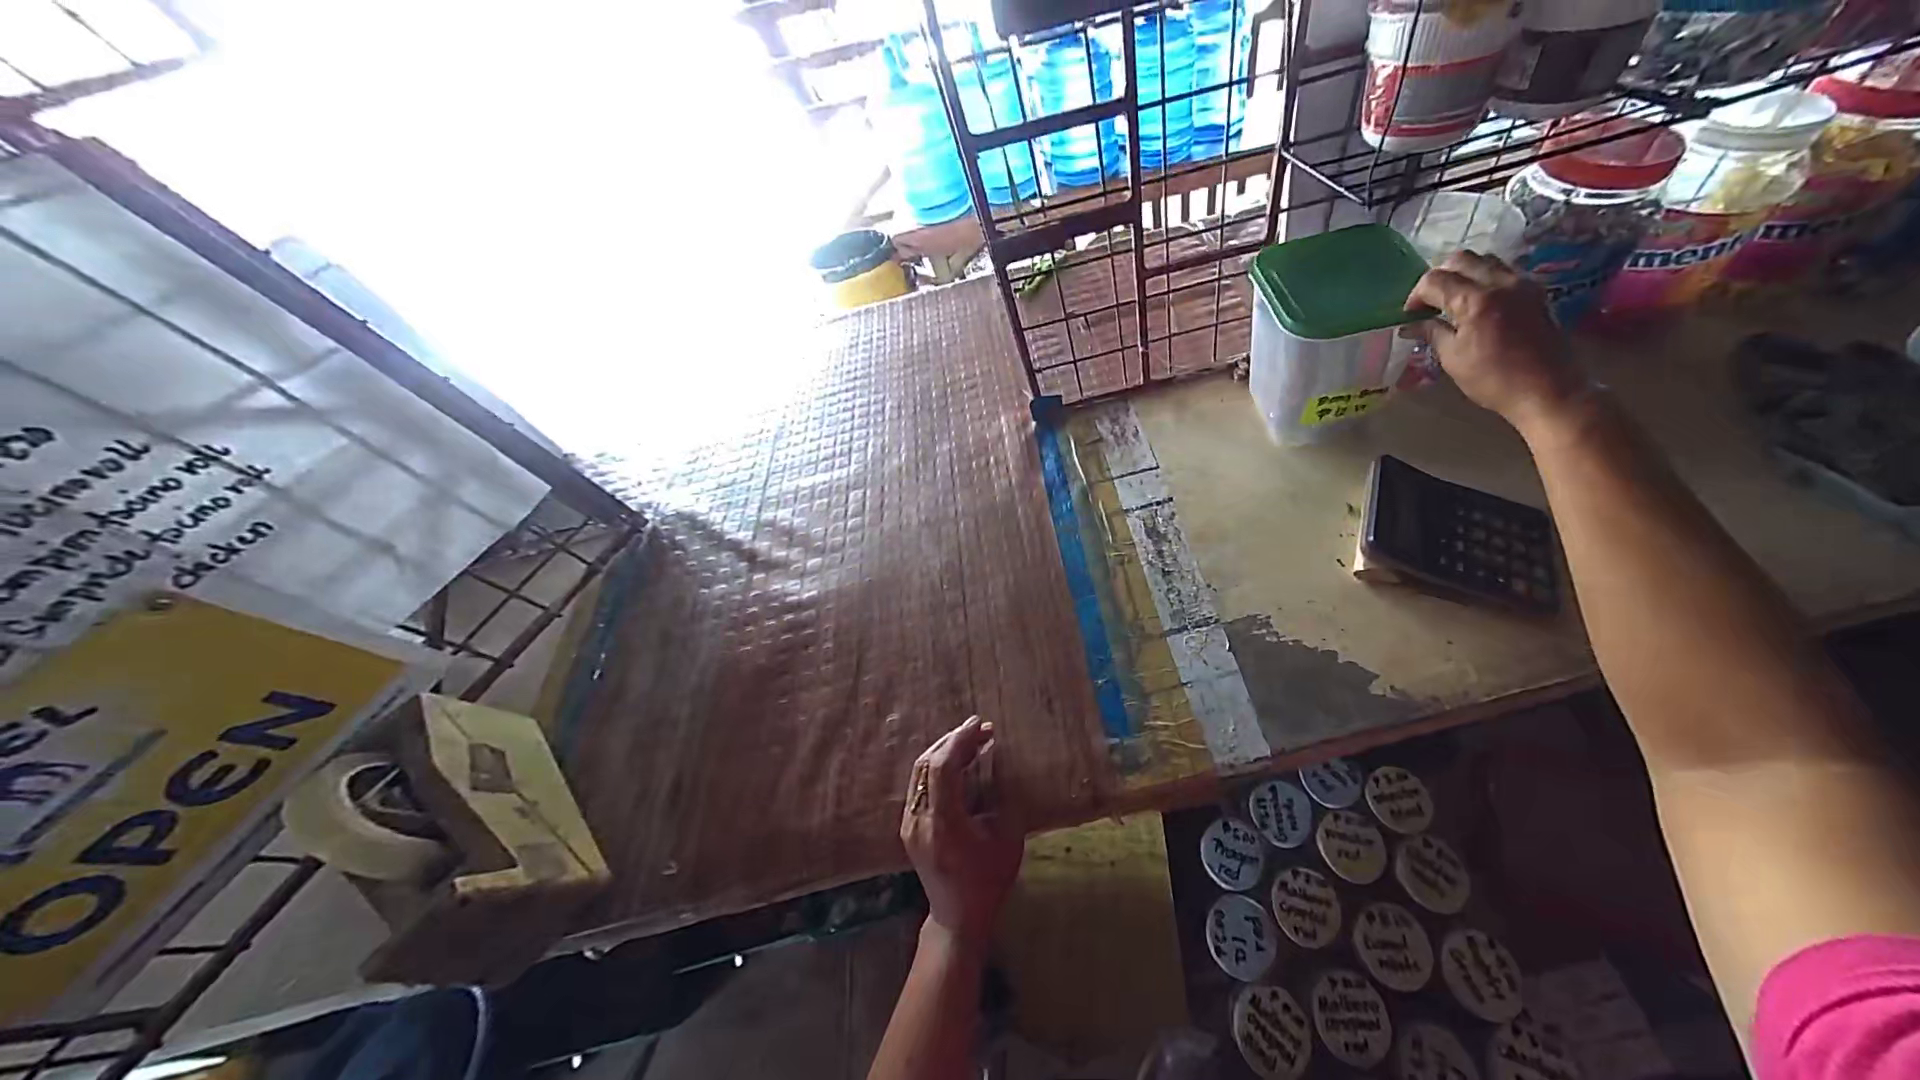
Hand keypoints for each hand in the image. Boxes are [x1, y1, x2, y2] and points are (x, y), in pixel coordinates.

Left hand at [900, 715, 1023, 947]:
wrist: (958, 917)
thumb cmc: (988, 881)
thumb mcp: (1006, 839)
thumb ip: (1002, 799)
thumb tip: (996, 763)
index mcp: (943, 823)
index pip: (942, 768)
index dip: (959, 741)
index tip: (979, 726)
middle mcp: (919, 819)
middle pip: (926, 764)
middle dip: (953, 740)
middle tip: (978, 728)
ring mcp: (909, 823)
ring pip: (919, 772)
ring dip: (944, 751)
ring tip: (971, 740)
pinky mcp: (908, 826)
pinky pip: (919, 785)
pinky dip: (937, 768)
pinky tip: (958, 763)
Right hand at [1404, 251, 1588, 436]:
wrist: (1546, 390)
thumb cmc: (1492, 379)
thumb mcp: (1452, 358)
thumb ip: (1432, 332)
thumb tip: (1411, 324)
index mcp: (1477, 301)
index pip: (1435, 280)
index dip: (1416, 296)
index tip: (1410, 316)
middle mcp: (1502, 283)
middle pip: (1461, 259)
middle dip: (1438, 278)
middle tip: (1428, 303)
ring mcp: (1523, 284)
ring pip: (1485, 261)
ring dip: (1462, 275)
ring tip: (1451, 302)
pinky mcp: (1535, 292)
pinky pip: (1503, 272)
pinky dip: (1482, 280)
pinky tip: (1475, 305)